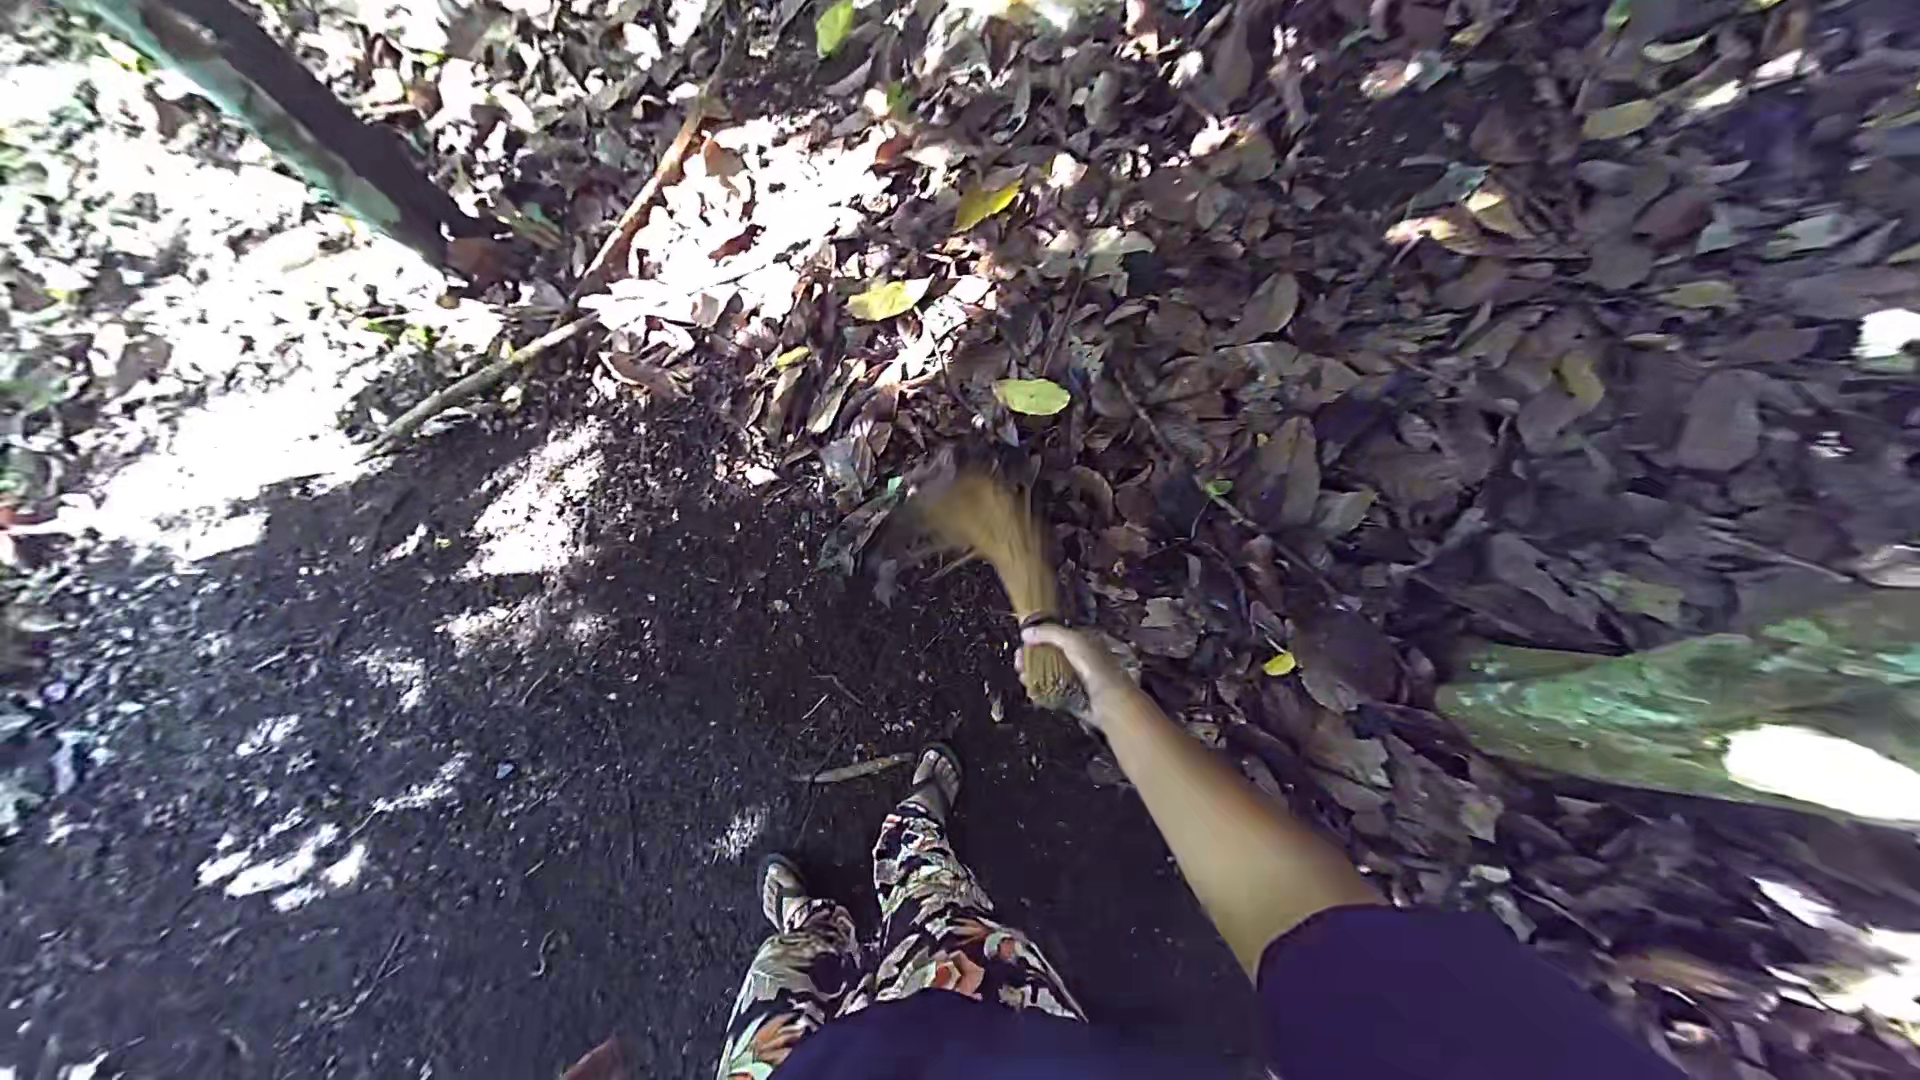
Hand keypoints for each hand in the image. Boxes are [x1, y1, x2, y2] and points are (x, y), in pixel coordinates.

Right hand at [1020, 624, 1150, 727]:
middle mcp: (1079, 661)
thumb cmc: (1095, 667)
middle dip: (1031, 656)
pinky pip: (1051, 692)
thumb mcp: (1073, 641)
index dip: (1039, 638)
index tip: (1023, 641)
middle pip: (1049, 656)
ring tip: (1021, 674)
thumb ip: (1049, 633)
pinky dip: (1038, 690)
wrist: (1110, 701)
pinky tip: (1029, 687)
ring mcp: (1075, 681)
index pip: (1056, 637)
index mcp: (1083, 644)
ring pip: (1047, 674)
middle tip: (1018, 660)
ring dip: (1031, 673)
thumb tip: (1025, 632)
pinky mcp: (1071, 699)